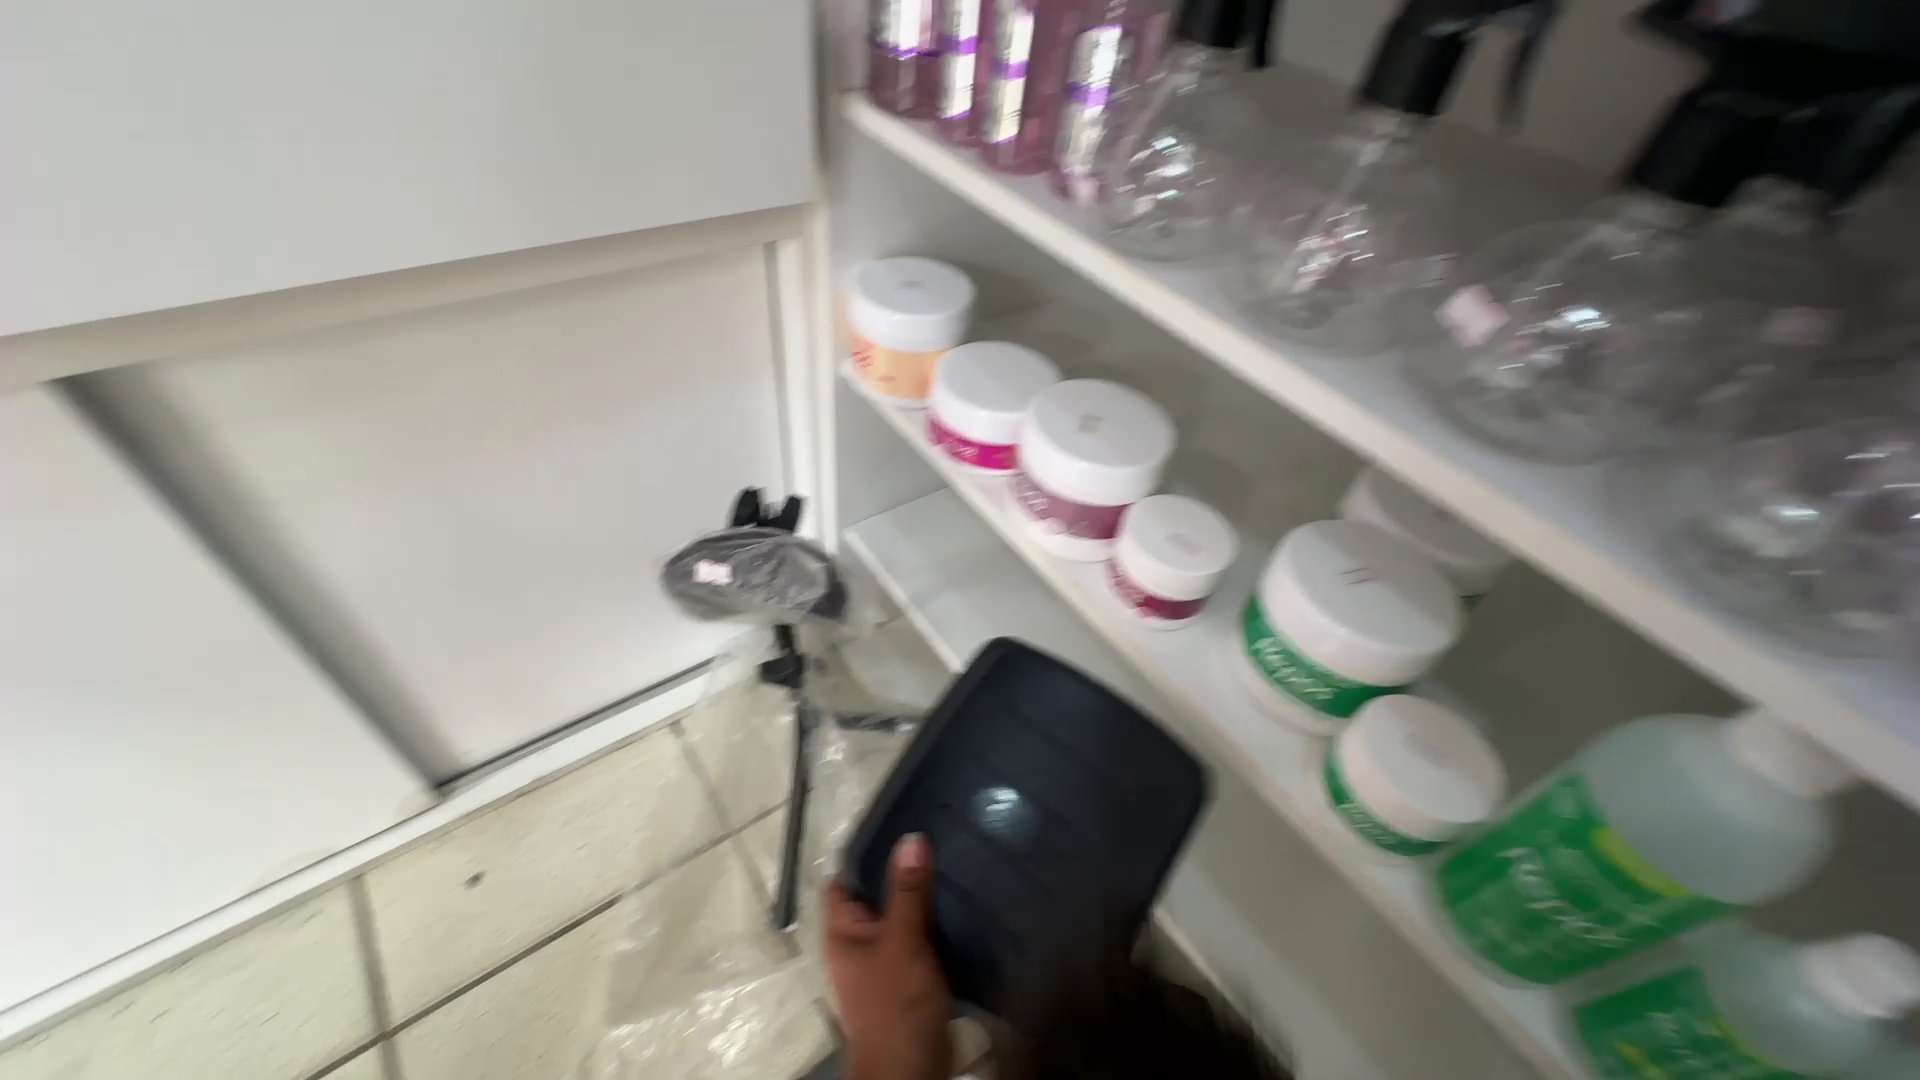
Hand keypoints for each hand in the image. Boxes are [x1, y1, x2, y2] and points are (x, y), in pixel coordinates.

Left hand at [823, 833, 952, 1079]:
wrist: (911, 1071)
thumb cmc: (895, 1005)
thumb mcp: (902, 942)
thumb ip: (906, 891)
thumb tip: (911, 838)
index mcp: (842, 932)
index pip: (846, 878)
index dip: (867, 851)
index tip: (899, 823)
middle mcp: (857, 943)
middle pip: (876, 894)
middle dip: (902, 870)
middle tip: (935, 836)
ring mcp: (882, 962)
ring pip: (900, 916)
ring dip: (920, 896)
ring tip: (951, 860)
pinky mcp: (907, 977)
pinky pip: (917, 937)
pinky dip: (933, 922)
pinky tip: (959, 905)